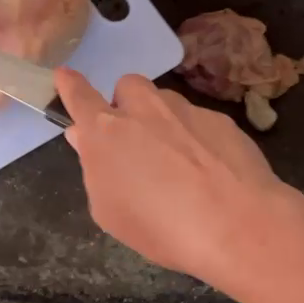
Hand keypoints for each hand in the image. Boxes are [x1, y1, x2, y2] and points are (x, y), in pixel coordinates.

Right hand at [55, 70, 303, 287]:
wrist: (239, 226)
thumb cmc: (160, 226)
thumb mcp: (110, 212)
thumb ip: (94, 170)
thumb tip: (86, 140)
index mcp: (104, 130)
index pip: (77, 94)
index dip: (69, 84)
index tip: (64, 75)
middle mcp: (141, 108)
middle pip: (126, 88)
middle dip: (126, 106)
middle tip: (136, 141)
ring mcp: (184, 110)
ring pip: (165, 104)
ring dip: (164, 122)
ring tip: (180, 165)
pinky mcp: (221, 120)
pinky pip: (199, 123)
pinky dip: (199, 141)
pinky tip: (213, 175)